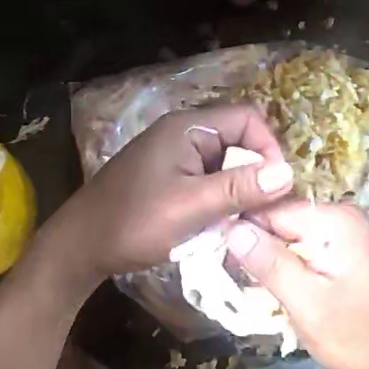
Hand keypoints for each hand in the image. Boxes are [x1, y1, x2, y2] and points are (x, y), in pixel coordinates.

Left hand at [42, 106, 294, 281]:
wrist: (79, 248)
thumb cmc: (133, 223)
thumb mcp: (191, 207)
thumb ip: (239, 188)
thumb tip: (289, 173)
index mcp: (188, 128)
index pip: (248, 120)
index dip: (269, 149)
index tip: (276, 188)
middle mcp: (184, 134)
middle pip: (240, 142)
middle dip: (255, 175)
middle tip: (262, 211)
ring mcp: (175, 156)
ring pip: (227, 164)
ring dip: (239, 192)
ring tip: (242, 222)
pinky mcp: (171, 177)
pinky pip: (210, 180)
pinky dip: (221, 200)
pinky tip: (220, 225)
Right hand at [223, 202, 368, 368]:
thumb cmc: (361, 335)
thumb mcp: (307, 304)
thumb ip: (269, 263)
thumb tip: (231, 227)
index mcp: (334, 220)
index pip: (270, 210)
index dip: (242, 234)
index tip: (219, 262)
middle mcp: (347, 216)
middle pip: (285, 222)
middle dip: (262, 250)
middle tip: (241, 285)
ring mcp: (357, 232)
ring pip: (299, 238)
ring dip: (280, 263)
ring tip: (262, 293)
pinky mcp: (360, 251)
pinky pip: (317, 249)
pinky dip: (301, 268)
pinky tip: (293, 294)